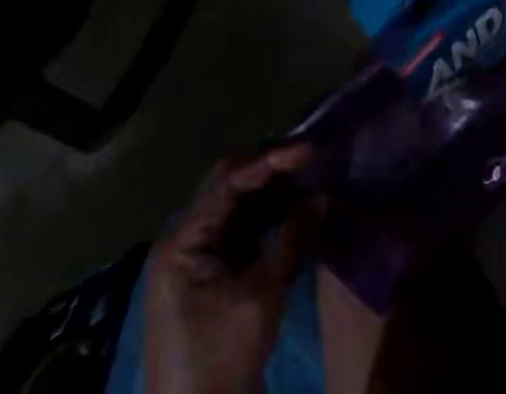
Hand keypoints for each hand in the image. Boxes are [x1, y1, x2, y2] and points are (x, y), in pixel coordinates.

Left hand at [146, 145, 318, 393]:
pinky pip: (236, 226)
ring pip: (233, 203)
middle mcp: (182, 237)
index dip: (269, 160)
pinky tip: (293, 204)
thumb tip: (322, 195)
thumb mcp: (262, 295)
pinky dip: (264, 213)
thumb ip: (291, 239)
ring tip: (307, 173)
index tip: (307, 149)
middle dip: (268, 167)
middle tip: (309, 157)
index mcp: (183, 241)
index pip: (227, 183)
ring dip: (269, 189)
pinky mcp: (206, 268)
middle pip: (226, 184)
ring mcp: (192, 253)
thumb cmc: (222, 356)